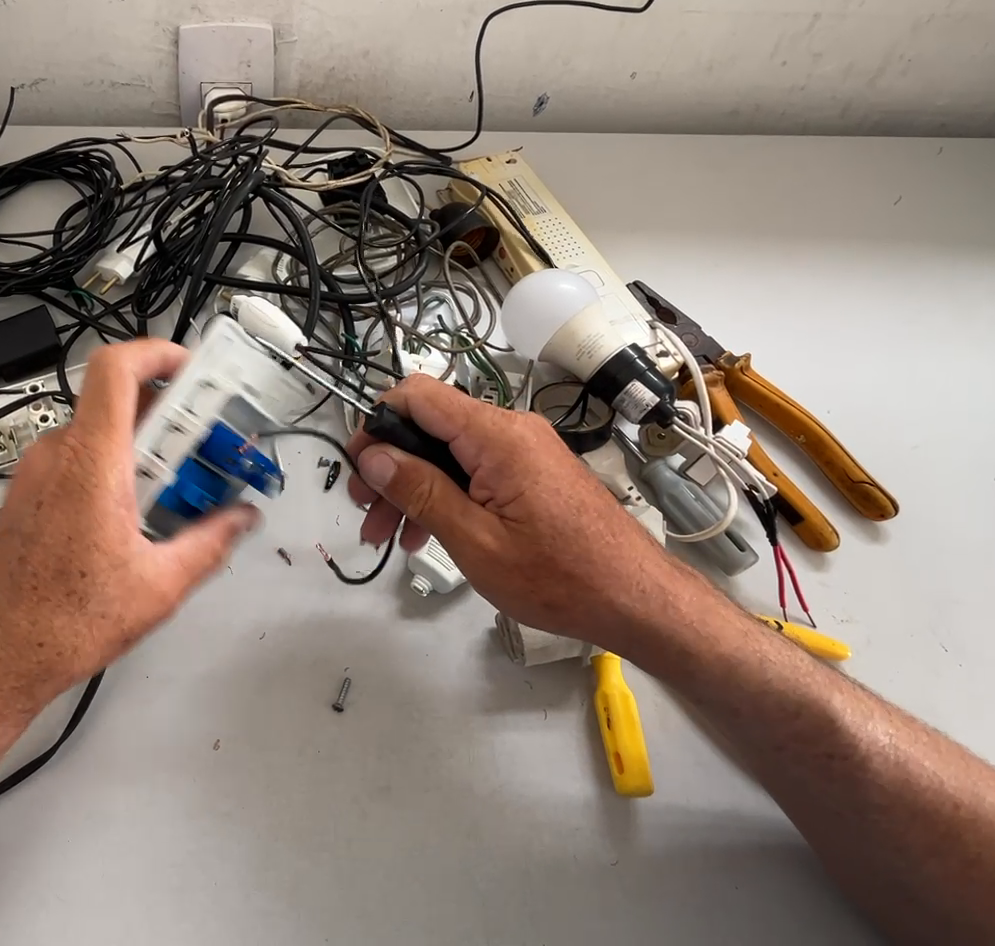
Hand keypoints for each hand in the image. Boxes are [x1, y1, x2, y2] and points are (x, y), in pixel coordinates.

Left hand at [0, 339, 260, 747]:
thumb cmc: (61, 624)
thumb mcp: (158, 585)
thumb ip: (210, 542)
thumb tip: (240, 520)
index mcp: (92, 464)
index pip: (116, 369)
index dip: (157, 353)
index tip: (191, 369)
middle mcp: (57, 456)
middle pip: (119, 404)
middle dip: (170, 420)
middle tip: (204, 451)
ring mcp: (36, 473)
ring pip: (100, 434)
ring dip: (143, 450)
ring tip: (174, 494)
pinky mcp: (26, 493)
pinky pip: (77, 459)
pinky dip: (113, 470)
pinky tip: (133, 517)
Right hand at [345, 375, 681, 649]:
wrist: (637, 599)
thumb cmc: (556, 577)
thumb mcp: (474, 540)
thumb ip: (421, 491)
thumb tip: (373, 455)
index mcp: (496, 435)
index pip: (418, 394)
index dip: (377, 422)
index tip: (357, 468)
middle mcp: (510, 429)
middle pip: (429, 424)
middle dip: (389, 465)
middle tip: (365, 512)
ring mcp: (523, 449)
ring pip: (448, 450)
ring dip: (413, 486)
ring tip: (389, 536)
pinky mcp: (532, 470)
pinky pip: (474, 468)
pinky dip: (445, 493)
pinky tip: (427, 534)